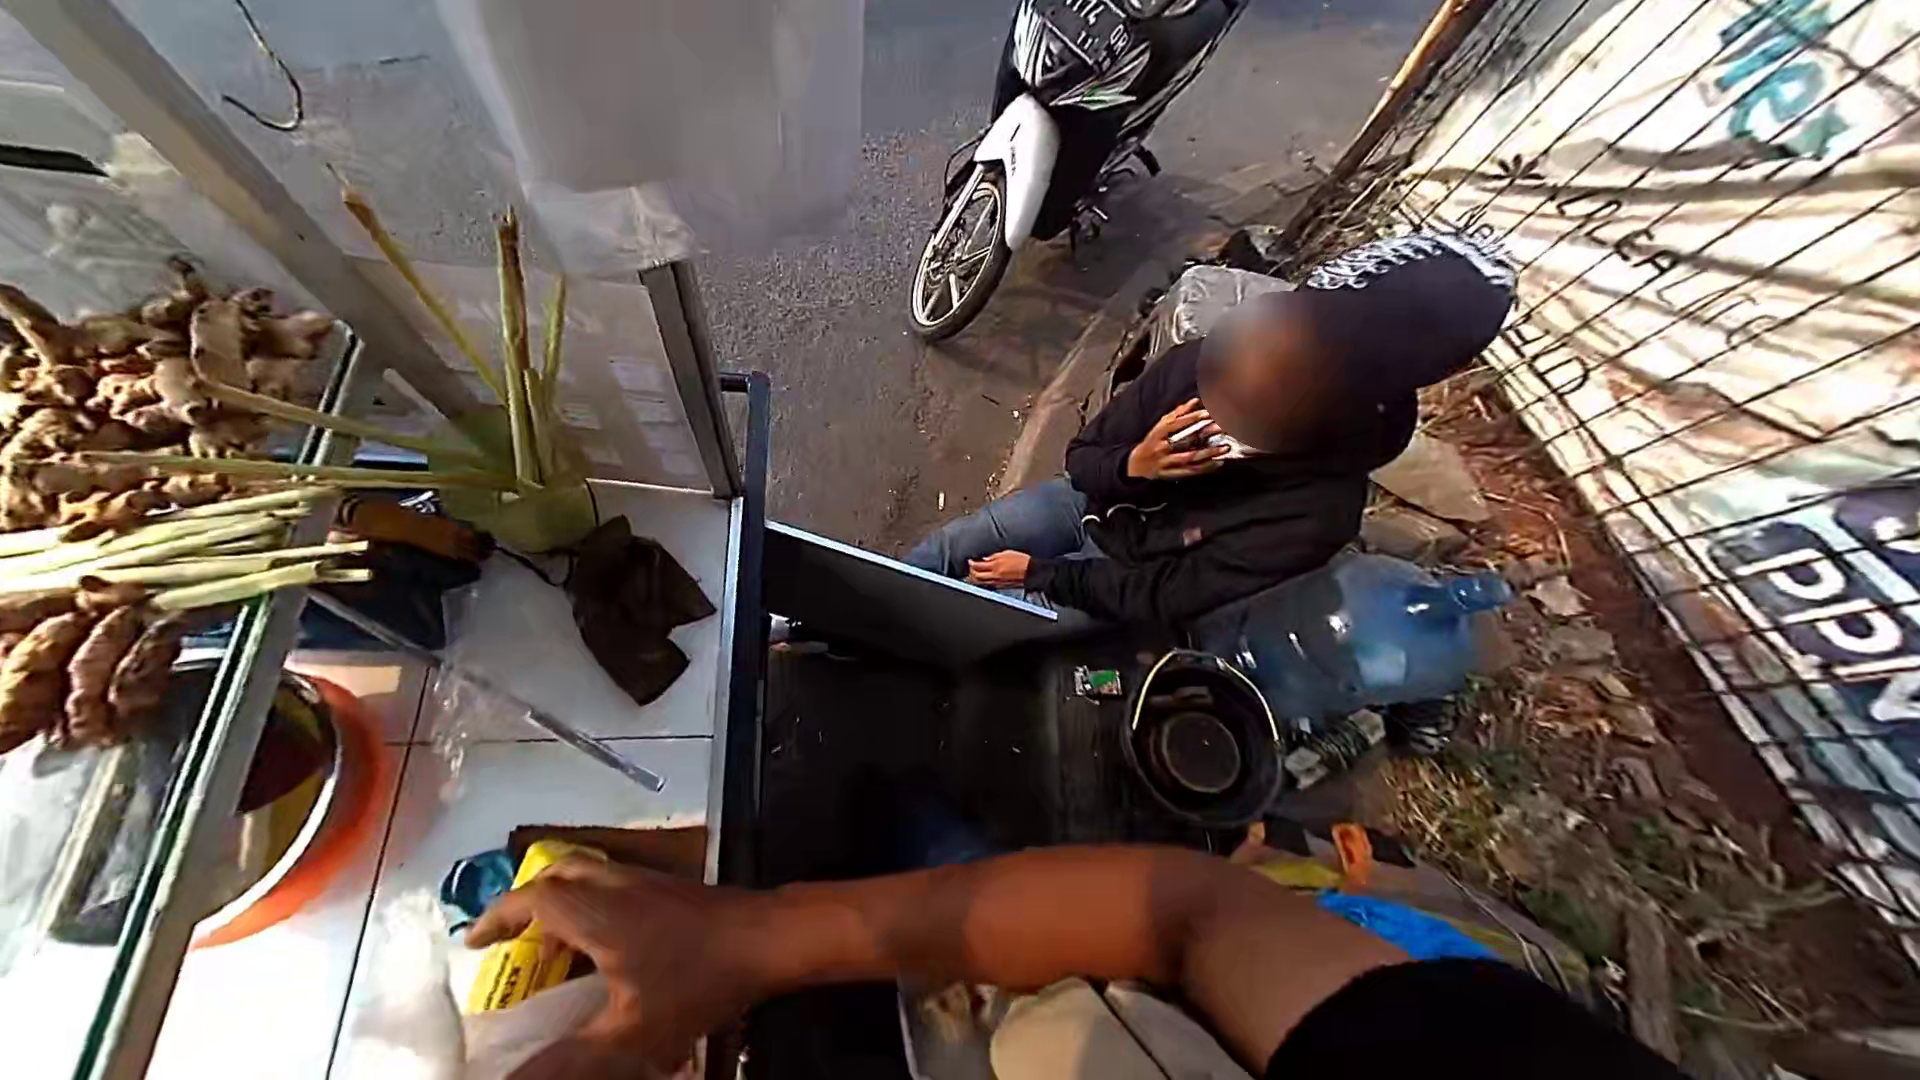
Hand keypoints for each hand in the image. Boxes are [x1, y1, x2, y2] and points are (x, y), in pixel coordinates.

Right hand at [466, 858, 767, 1077]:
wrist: (765, 937)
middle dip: (529, 899)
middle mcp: (623, 885)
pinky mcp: (674, 887)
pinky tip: (604, 946)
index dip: (498, 915)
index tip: (472, 942)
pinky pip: (619, 884)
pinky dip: (595, 904)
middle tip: (509, 943)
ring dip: (565, 901)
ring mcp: (652, 881)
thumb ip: (567, 1060)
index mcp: (602, 913)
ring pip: (595, 875)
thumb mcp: (629, 1032)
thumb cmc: (697, 979)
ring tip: (551, 952)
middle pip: (565, 871)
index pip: (537, 896)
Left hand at [967, 550, 1031, 586]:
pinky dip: (982, 582)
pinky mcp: (1001, 586)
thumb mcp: (1007, 553)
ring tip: (974, 573)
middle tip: (970, 566)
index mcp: (996, 566)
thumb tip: (984, 559)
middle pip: (976, 576)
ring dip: (975, 578)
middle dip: (971, 571)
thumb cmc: (1023, 561)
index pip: (977, 566)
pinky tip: (983, 578)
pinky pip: (987, 585)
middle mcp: (995, 575)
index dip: (971, 563)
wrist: (1033, 572)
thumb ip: (994, 556)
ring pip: (980, 582)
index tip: (970, 560)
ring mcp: (997, 582)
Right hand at [1127, 398, 1227, 479]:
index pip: (1175, 424)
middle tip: (1222, 428)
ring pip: (1189, 457)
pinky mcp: (1169, 473)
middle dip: (1204, 434)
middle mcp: (1160, 447)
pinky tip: (1217, 463)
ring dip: (1208, 453)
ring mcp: (1165, 462)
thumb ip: (1176, 414)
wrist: (1135, 465)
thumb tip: (1195, 401)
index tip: (1208, 413)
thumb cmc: (1151, 442)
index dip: (1192, 418)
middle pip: (1184, 440)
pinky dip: (1204, 467)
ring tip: (1224, 448)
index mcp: (1157, 433)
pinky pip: (1189, 471)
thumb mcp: (1159, 427)